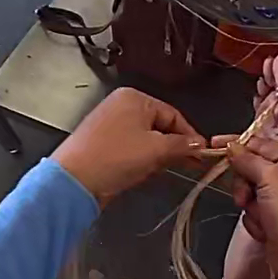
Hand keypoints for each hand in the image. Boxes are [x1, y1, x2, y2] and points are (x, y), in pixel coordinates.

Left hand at [54, 88, 204, 203]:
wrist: (74, 180)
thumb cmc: (115, 157)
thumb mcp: (155, 149)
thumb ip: (181, 145)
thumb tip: (199, 144)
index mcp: (134, 98)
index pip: (172, 114)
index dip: (189, 135)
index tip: (203, 153)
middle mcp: (121, 106)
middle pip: (159, 126)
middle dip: (173, 147)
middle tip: (189, 165)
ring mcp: (110, 125)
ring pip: (146, 140)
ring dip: (156, 156)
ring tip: (158, 170)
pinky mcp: (102, 143)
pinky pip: (131, 149)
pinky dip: (140, 160)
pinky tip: (142, 173)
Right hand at [223, 46, 277, 278]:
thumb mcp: (273, 180)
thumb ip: (247, 156)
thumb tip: (227, 145)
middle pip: (269, 123)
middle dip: (262, 106)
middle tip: (258, 79)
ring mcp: (274, 178)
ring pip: (246, 157)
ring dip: (242, 177)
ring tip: (252, 200)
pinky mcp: (263, 199)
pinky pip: (242, 184)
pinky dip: (242, 196)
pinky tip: (250, 211)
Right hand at [228, 134, 277, 278]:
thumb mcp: (272, 179)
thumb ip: (249, 160)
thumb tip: (232, 146)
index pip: (260, 144)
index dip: (237, 145)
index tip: (214, 145)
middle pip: (250, 169)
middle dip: (244, 183)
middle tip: (245, 196)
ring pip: (248, 192)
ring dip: (249, 205)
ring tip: (262, 217)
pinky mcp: (273, 221)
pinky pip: (251, 212)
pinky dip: (254, 221)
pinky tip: (265, 230)